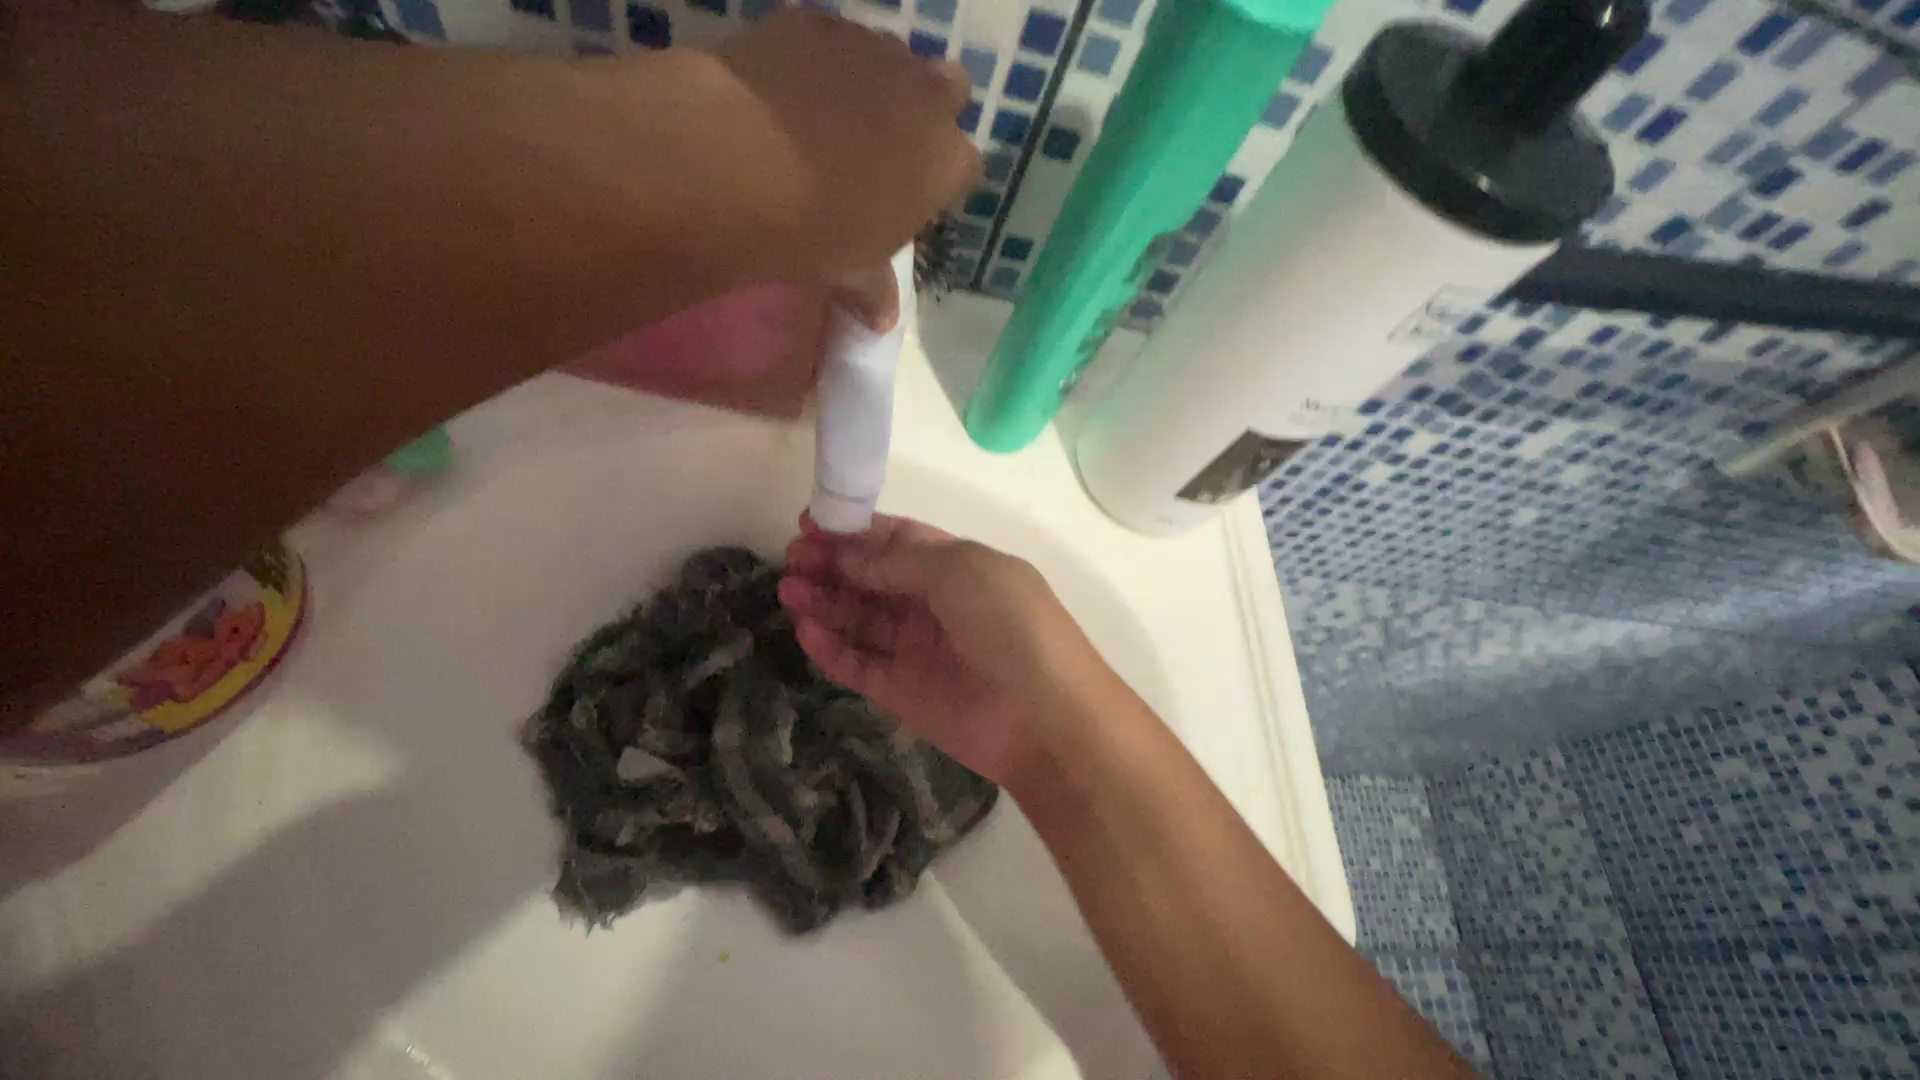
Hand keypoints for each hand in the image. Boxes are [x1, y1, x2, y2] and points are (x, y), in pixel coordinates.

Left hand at [707, 10, 978, 292]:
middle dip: (924, 110)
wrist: (740, 161)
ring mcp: (873, 50)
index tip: (906, 197)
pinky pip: (830, 40)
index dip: (937, 178)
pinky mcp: (819, 22)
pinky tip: (782, 94)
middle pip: (948, 89)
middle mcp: (925, 95)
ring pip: (890, 57)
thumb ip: (874, 288)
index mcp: (946, 161)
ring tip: (822, 119)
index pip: (964, 164)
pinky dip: (815, 63)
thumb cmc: (817, 231)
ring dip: (871, 83)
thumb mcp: (850, 271)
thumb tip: (882, 322)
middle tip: (879, 145)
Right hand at [778, 514, 1118, 787]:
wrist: (1046, 718)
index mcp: (957, 566)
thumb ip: (899, 560)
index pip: (897, 540)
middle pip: (872, 577)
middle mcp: (935, 604)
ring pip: (860, 619)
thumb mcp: (962, 571)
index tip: (811, 522)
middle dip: (833, 564)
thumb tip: (847, 551)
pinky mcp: (904, 692)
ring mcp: (918, 649)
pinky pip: (859, 664)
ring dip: (825, 601)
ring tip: (788, 590)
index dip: (855, 531)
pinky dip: (831, 648)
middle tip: (791, 558)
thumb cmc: (1011, 626)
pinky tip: (806, 630)